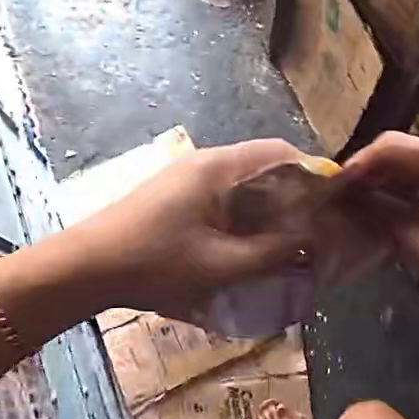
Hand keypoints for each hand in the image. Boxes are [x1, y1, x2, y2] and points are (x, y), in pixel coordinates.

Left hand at [67, 138, 312, 321]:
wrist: (85, 266)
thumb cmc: (152, 262)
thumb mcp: (219, 265)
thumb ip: (271, 253)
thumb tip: (312, 243)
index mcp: (218, 168)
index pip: (280, 152)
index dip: (312, 174)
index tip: (333, 206)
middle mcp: (205, 162)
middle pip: (263, 165)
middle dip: (293, 194)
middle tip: (314, 229)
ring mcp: (187, 176)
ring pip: (243, 181)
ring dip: (268, 206)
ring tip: (288, 239)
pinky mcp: (175, 193)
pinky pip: (223, 194)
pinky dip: (244, 212)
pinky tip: (249, 242)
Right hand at [341, 132, 418, 328]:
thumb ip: (393, 227)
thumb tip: (352, 203)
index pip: (393, 148)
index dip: (355, 166)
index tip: (329, 193)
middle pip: (402, 150)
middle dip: (366, 175)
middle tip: (337, 206)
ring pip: (414, 161)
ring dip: (385, 183)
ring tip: (357, 212)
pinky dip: (406, 189)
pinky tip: (391, 213)